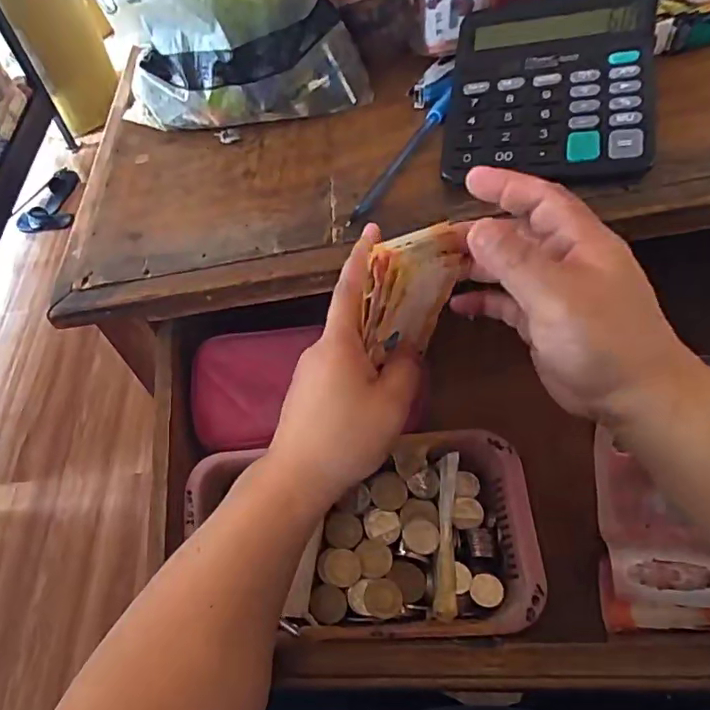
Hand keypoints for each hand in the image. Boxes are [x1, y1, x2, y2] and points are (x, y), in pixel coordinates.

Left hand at [266, 224, 421, 510]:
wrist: (296, 477)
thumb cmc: (346, 437)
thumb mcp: (391, 403)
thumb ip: (406, 368)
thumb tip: (407, 350)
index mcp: (337, 343)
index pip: (349, 289)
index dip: (361, 258)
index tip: (371, 232)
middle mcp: (318, 350)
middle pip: (352, 320)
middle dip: (380, 308)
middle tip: (413, 305)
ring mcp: (307, 373)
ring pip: (347, 349)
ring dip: (374, 345)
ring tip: (404, 356)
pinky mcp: (305, 395)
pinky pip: (339, 369)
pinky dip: (361, 367)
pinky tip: (378, 389)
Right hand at [449, 167, 705, 421]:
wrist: (632, 393)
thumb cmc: (602, 339)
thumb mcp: (556, 295)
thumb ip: (515, 260)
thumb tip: (478, 228)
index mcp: (579, 243)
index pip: (541, 200)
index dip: (507, 186)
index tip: (470, 178)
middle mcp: (566, 262)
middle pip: (519, 234)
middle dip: (480, 231)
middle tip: (439, 236)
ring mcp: (555, 294)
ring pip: (509, 268)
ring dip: (477, 266)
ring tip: (440, 268)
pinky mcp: (543, 323)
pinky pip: (507, 302)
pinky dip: (484, 300)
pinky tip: (458, 304)